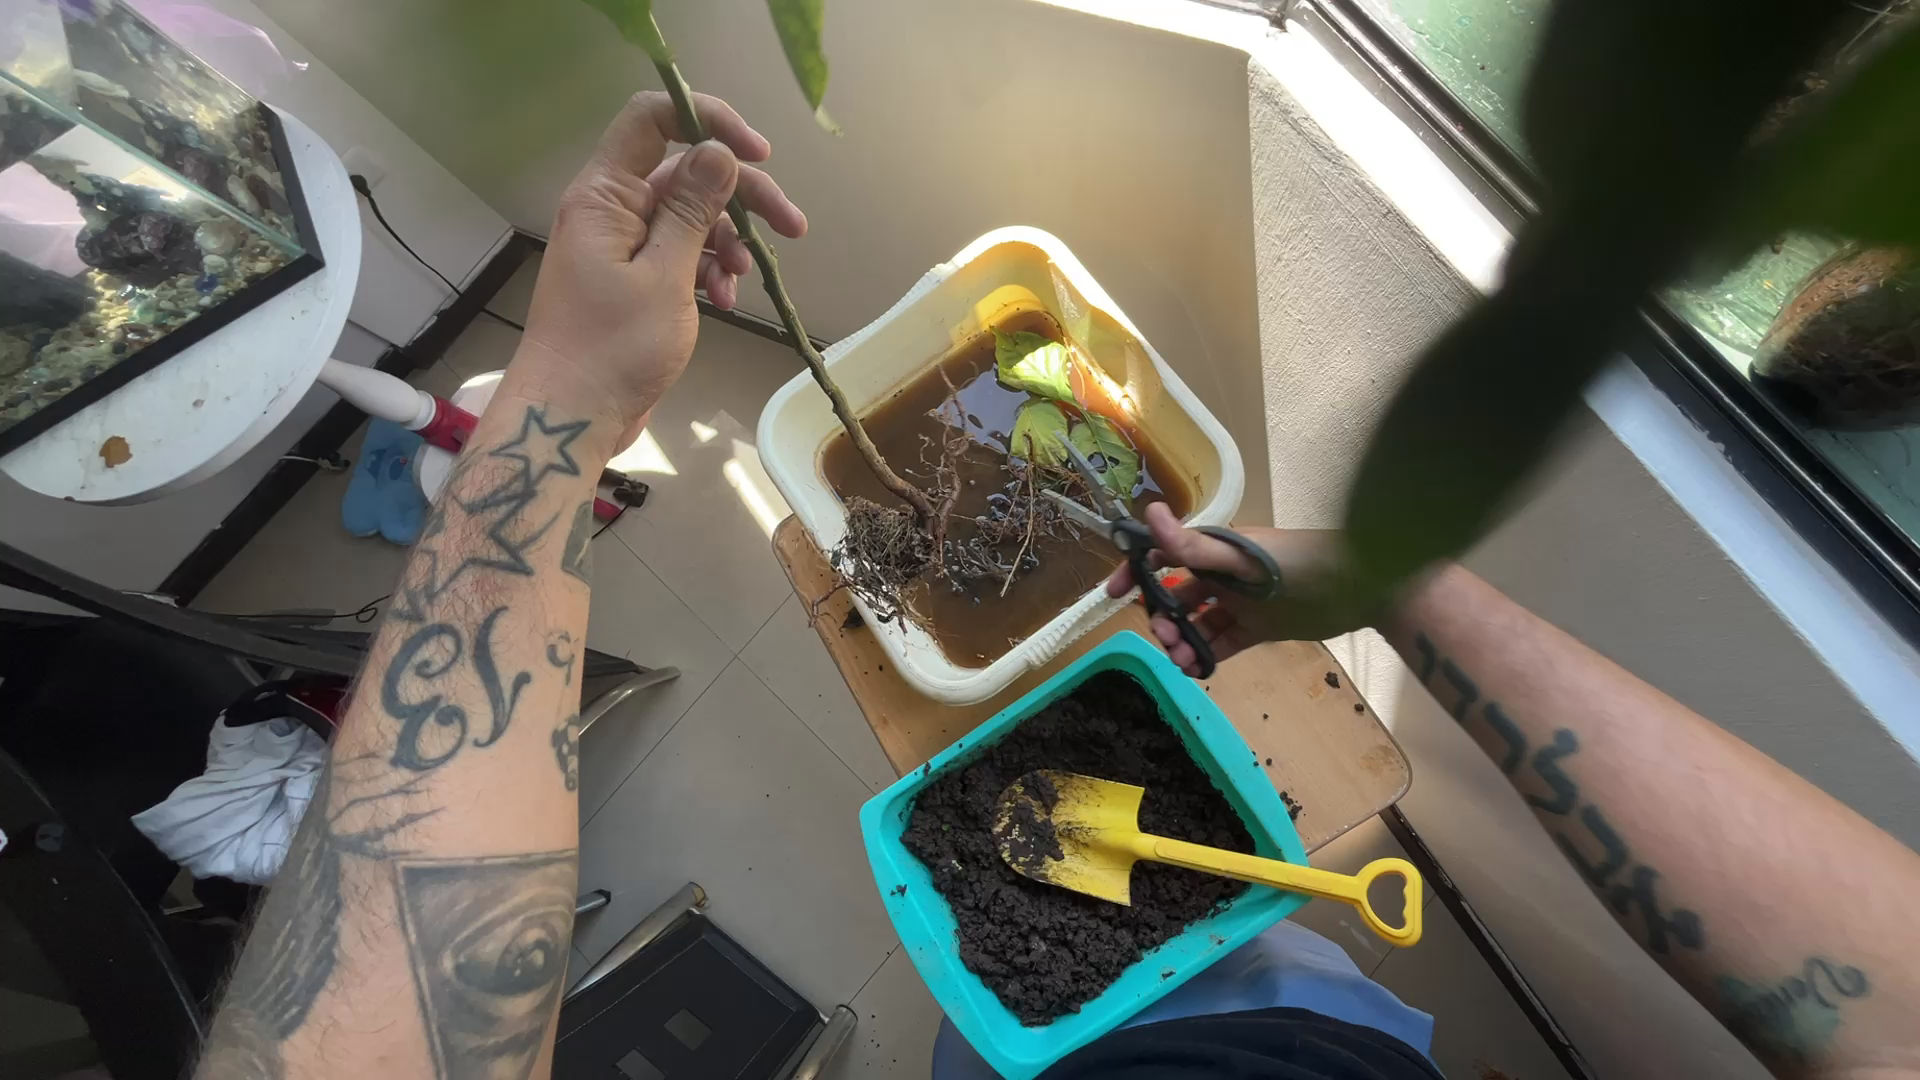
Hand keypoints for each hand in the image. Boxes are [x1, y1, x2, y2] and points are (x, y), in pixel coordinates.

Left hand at [511, 91, 807, 443]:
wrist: (575, 412)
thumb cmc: (614, 347)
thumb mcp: (664, 277)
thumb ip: (692, 212)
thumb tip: (719, 153)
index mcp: (608, 195)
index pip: (654, 120)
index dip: (709, 123)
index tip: (759, 155)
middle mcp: (616, 210)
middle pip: (688, 176)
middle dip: (744, 198)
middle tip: (795, 227)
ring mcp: (628, 247)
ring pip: (693, 221)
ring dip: (730, 245)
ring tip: (747, 280)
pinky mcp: (640, 280)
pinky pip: (685, 258)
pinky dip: (712, 273)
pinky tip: (726, 300)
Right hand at [1104, 503, 1388, 675]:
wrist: (1366, 588)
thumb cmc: (1302, 563)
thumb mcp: (1244, 557)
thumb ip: (1194, 546)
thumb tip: (1148, 512)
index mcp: (1214, 550)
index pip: (1162, 556)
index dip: (1135, 571)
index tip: (1113, 594)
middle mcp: (1221, 575)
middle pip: (1175, 596)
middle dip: (1161, 617)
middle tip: (1166, 638)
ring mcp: (1239, 603)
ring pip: (1196, 623)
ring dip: (1182, 640)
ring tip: (1183, 659)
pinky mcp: (1257, 629)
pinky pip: (1221, 644)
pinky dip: (1206, 657)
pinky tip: (1197, 670)